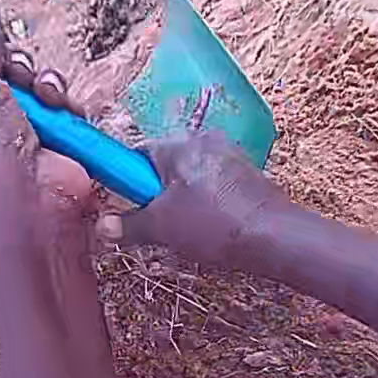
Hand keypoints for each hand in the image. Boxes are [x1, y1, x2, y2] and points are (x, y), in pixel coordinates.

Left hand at [0, 0, 90, 254]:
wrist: (35, 210)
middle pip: (2, 64)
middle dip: (15, 63)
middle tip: (17, 76)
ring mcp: (21, 131)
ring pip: (36, 82)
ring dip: (45, 85)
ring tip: (45, 100)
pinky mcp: (57, 142)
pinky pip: (65, 106)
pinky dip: (69, 108)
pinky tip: (66, 115)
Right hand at [118, 131, 302, 269]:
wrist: (275, 237)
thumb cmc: (213, 224)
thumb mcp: (162, 228)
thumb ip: (129, 225)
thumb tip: (102, 227)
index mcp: (176, 144)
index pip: (135, 154)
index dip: (126, 182)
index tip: (127, 206)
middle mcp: (203, 140)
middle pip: (164, 167)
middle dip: (157, 197)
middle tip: (159, 226)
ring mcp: (229, 156)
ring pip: (190, 179)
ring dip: (182, 204)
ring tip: (188, 232)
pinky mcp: (248, 176)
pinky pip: (214, 187)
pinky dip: (207, 206)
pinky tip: (212, 229)